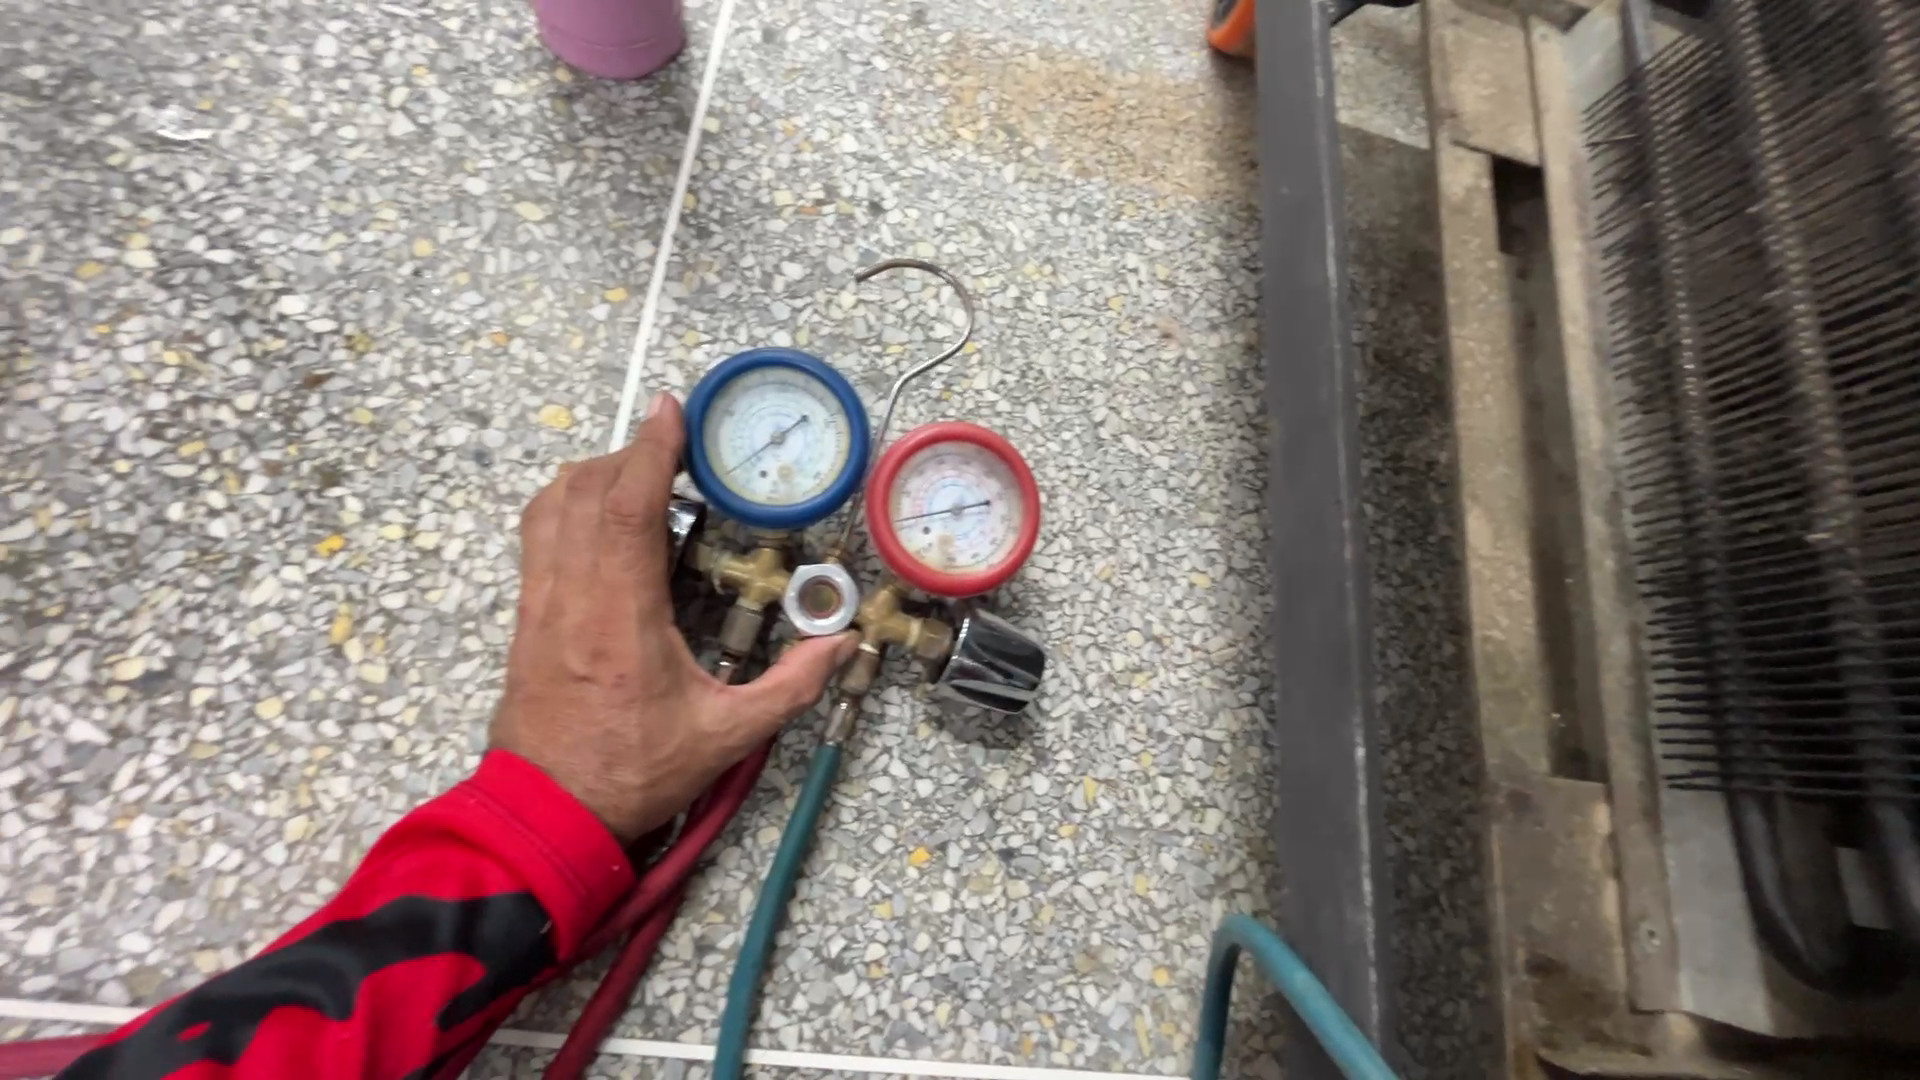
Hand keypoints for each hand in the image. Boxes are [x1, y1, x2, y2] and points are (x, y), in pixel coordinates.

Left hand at [490, 393, 856, 842]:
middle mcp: (571, 599)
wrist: (543, 816)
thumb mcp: (728, 735)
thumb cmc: (635, 772)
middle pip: (583, 493)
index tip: (671, 411)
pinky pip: (539, 538)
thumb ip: (791, 687)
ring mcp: (540, 607)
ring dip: (594, 475)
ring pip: (550, 509)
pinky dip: (569, 505)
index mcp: (619, 618)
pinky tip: (603, 516)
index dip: (649, 452)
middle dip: (628, 455)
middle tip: (673, 449)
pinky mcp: (527, 619)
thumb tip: (842, 644)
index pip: (625, 510)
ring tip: (640, 474)